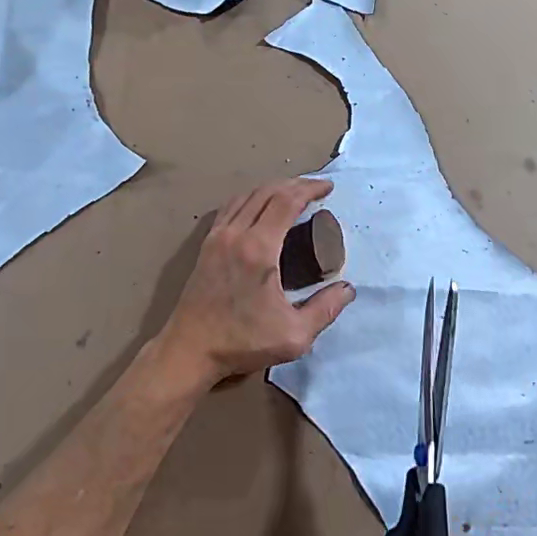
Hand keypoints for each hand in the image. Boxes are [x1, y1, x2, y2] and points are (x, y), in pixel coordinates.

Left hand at [160, 178, 355, 382]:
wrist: (188, 351)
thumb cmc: (241, 342)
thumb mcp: (294, 335)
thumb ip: (325, 309)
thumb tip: (347, 289)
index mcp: (259, 249)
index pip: (286, 201)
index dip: (309, 189)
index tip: (327, 188)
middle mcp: (236, 234)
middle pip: (267, 192)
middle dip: (295, 184)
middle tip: (316, 188)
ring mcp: (217, 237)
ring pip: (247, 196)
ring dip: (272, 188)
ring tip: (292, 193)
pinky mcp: (206, 245)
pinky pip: (230, 207)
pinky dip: (250, 198)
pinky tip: (259, 206)